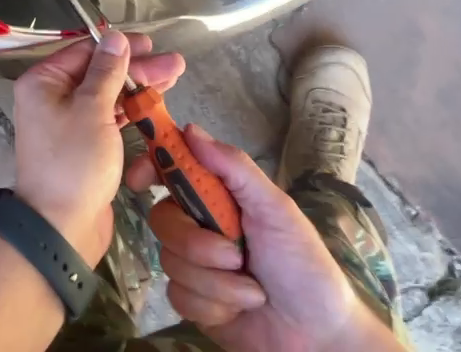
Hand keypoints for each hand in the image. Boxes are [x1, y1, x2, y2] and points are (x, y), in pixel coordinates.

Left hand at [10, 32, 184, 264]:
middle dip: (137, 69)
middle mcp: (52, 97)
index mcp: (43, 81)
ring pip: (107, 96)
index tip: (152, 44)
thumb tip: (114, 37)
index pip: (85, 52)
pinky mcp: (84, 145)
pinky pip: (108, 119)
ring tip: (173, 79)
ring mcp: (68, 122)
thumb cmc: (74, 162)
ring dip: (138, 89)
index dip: (119, 47)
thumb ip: (107, 73)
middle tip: (175, 65)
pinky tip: (154, 106)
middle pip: (99, 73)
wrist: (60, 226)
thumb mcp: (92, 110)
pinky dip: (130, 112)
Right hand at [126, 125, 388, 351]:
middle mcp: (197, 225)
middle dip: (196, 243)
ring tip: (251, 289)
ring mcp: (193, 264)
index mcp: (214, 197)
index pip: (168, 170)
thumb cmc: (303, 263)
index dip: (148, 167)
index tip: (141, 180)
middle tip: (234, 255)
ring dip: (215, 280)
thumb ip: (235, 167)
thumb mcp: (276, 208)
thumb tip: (190, 129)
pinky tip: (239, 309)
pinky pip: (178, 295)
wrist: (319, 334)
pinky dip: (213, 304)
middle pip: (161, 219)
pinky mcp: (193, 301)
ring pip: (170, 261)